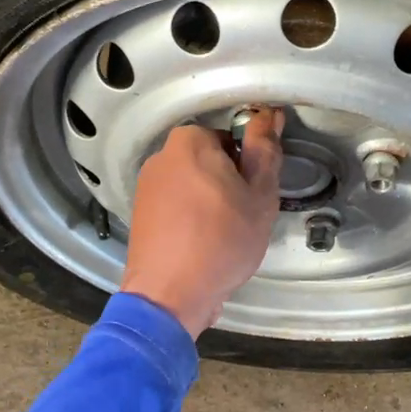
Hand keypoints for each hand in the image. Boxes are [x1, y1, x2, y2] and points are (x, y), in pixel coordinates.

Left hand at [120, 108, 284, 338]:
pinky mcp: (140, 214)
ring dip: (210, 205)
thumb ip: (266, 151)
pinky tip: (201, 246)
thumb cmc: (221, 242)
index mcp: (189, 141)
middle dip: (228, 185)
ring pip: (194, 187)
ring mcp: (146, 186)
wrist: (169, 295)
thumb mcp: (259, 195)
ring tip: (221, 237)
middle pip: (211, 163)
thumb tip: (270, 116)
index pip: (233, 139)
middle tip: (242, 218)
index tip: (254, 196)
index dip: (250, 168)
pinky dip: (191, 221)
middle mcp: (161, 156)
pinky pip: (177, 208)